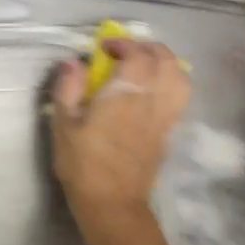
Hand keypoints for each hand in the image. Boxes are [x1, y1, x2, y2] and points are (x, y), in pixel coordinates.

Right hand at [51, 39, 190, 229]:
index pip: (137, 55)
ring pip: (180, 77)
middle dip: (147, 48)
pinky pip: (180, 96)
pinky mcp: (169, 130)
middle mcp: (152, 100)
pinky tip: (153, 89)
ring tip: (145, 65)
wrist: (112, 201)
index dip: (122, 43)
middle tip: (125, 51)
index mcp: (125, 94)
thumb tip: (72, 62)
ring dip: (165, 63)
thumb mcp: (64, 124)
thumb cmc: (82, 162)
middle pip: (165, 60)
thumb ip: (68, 88)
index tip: (103, 47)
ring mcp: (165, 116)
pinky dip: (171, 82)